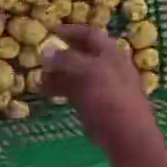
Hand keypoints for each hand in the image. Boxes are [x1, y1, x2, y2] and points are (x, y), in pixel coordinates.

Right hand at [42, 25, 159, 156]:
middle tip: (41, 57)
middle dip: (60, 54)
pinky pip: (74, 90)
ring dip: (57, 73)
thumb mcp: (89, 72)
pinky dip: (60, 88)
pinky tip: (46, 92)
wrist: (126, 135)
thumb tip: (46, 51)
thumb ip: (66, 60)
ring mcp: (100, 85)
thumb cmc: (110, 98)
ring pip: (75, 73)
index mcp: (110, 53)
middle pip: (81, 54)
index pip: (90, 34)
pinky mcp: (94, 103)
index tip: (50, 31)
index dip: (71, 31)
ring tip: (39, 77)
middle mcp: (106, 66)